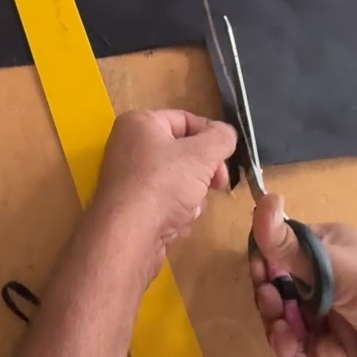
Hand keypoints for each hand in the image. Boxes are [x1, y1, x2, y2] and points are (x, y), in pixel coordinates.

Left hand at [87, 109, 235, 274]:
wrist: (128, 236)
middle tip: (218, 185)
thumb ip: (220, 138)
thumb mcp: (201, 155)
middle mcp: (129, 146)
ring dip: (192, 195)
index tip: (227, 158)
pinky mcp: (131, 206)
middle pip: (182, 152)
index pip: (185, 120)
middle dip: (203, 171)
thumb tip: (227, 132)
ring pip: (177, 180)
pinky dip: (176, 211)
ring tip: (189, 208)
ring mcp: (129, 177)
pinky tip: (177, 222)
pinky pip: (165, 201)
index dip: (210, 136)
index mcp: (140, 123)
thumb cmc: (162, 184)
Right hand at [249, 195, 356, 356]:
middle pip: (279, 289)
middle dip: (271, 303)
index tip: (261, 277)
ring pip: (290, 324)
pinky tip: (330, 356)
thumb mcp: (332, 265)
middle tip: (276, 313)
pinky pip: (312, 351)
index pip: (278, 249)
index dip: (264, 263)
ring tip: (291, 345)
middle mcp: (326, 279)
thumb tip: (262, 199)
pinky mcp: (342, 352)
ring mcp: (334, 317)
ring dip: (284, 334)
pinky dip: (315, 355)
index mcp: (324, 249)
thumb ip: (289, 243)